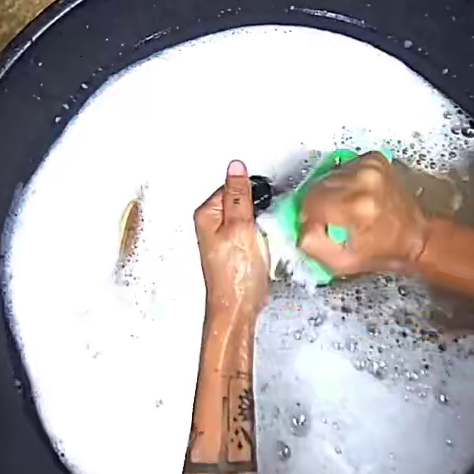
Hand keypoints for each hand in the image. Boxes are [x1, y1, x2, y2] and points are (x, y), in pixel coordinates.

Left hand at [194, 160, 269, 329]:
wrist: (239, 306)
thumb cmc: (236, 274)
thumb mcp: (241, 226)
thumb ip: (239, 196)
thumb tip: (236, 167)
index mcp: (207, 214)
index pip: (232, 185)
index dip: (253, 192)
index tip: (263, 203)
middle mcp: (211, 224)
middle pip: (240, 199)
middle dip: (257, 206)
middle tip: (264, 222)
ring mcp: (224, 237)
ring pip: (249, 215)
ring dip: (262, 221)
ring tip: (265, 235)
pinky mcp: (236, 248)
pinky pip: (253, 230)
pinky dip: (262, 233)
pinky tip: (266, 244)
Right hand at [296, 152, 432, 275]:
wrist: (417, 235)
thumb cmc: (385, 250)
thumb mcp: (343, 262)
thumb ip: (312, 244)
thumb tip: (300, 225)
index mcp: (357, 208)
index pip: (310, 204)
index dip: (309, 219)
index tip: (318, 227)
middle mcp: (365, 181)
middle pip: (316, 187)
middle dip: (318, 205)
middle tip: (333, 220)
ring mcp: (370, 166)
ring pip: (327, 176)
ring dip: (330, 192)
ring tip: (348, 208)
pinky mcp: (374, 158)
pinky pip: (342, 168)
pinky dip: (343, 181)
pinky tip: (355, 195)